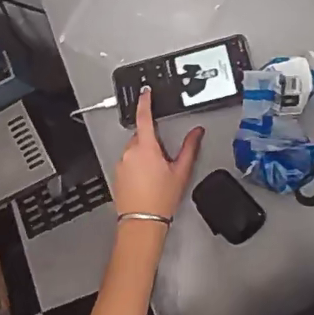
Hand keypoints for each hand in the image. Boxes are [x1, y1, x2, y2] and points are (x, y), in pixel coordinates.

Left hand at [115, 88, 202, 218]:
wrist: (142, 221)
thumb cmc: (160, 200)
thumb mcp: (181, 172)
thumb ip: (189, 148)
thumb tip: (196, 133)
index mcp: (146, 147)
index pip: (144, 117)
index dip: (145, 102)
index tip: (146, 93)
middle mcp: (130, 152)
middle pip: (141, 137)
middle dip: (152, 143)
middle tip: (164, 161)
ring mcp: (121, 163)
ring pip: (134, 150)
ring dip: (144, 156)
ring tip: (155, 176)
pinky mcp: (116, 174)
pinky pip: (128, 162)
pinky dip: (137, 166)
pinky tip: (146, 181)